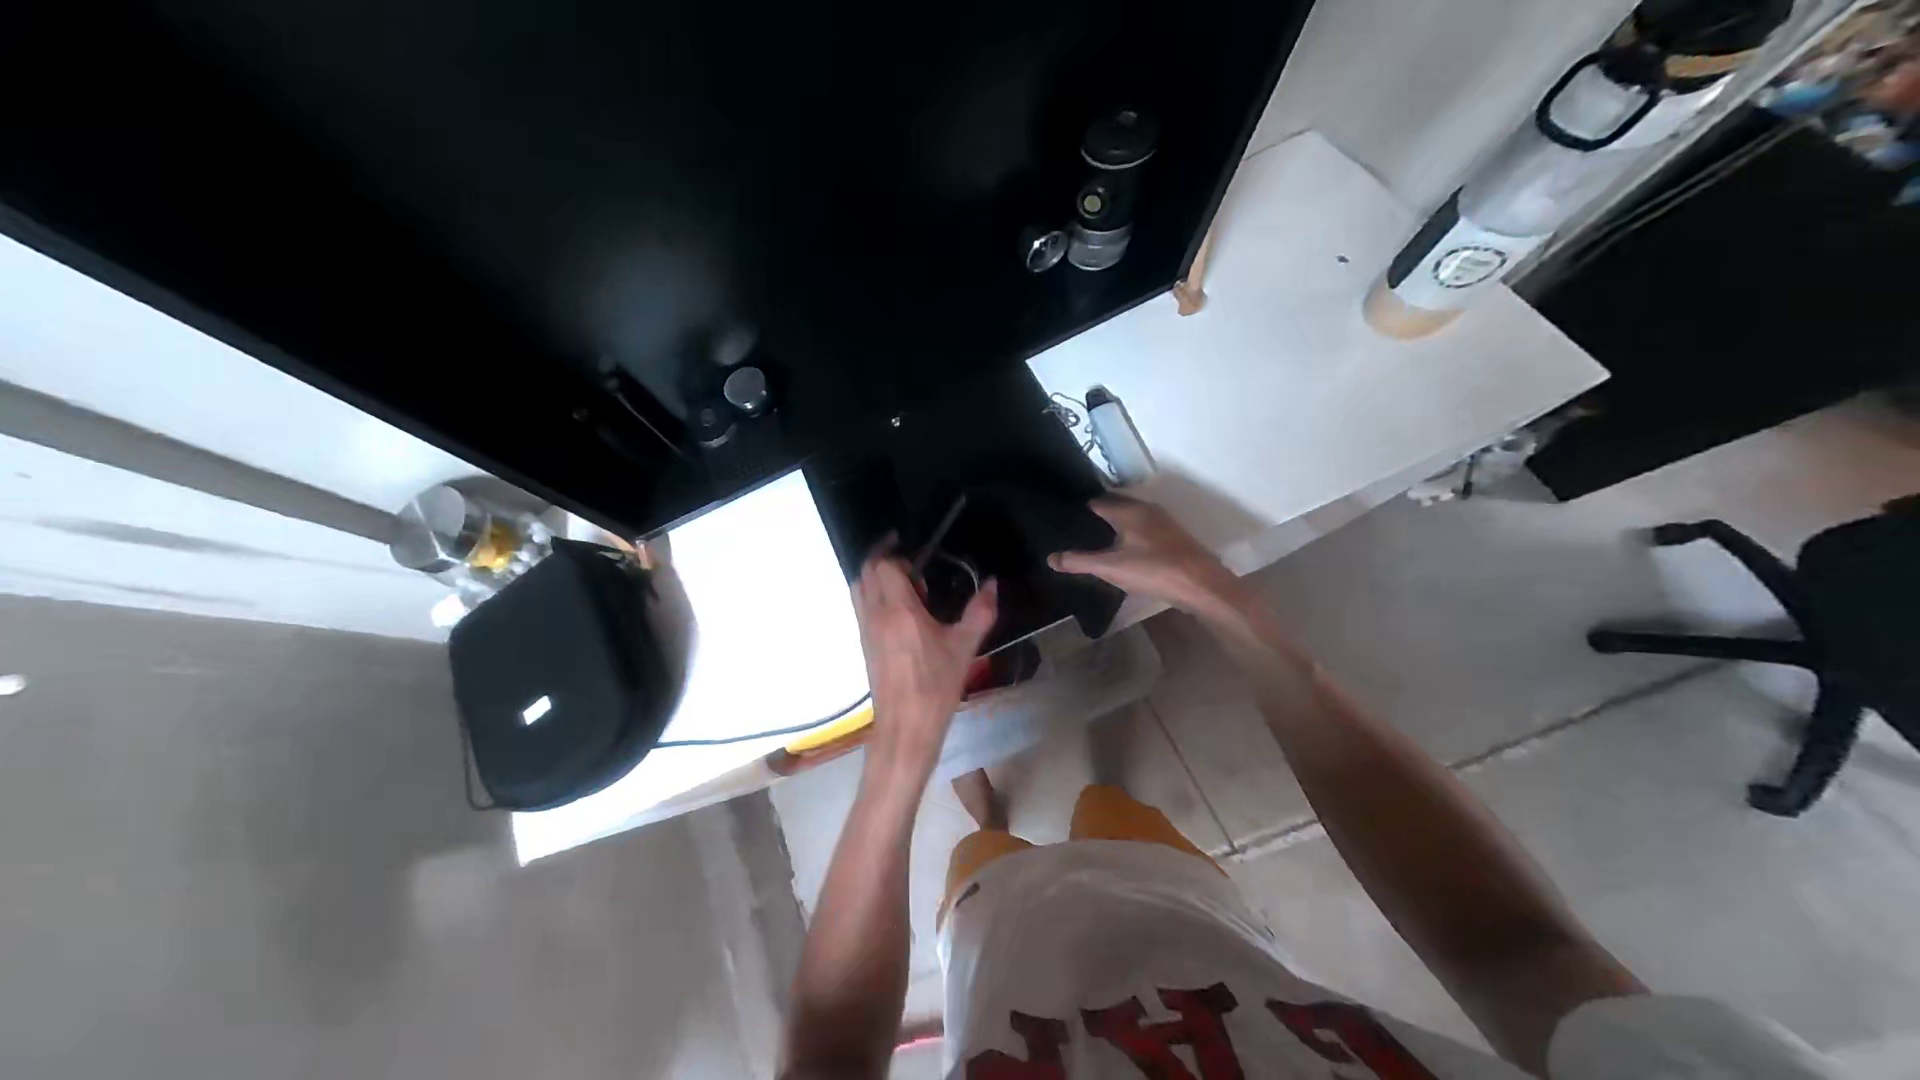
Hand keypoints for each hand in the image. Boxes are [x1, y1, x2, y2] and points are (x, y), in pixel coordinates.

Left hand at [852, 546, 997, 771]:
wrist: (906, 727)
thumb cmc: (936, 686)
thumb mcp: (965, 648)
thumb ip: (980, 611)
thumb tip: (993, 584)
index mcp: (898, 610)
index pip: (884, 565)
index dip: (897, 555)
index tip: (918, 559)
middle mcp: (875, 615)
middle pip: (866, 572)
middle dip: (884, 560)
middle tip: (912, 567)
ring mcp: (865, 631)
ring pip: (858, 589)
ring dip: (876, 579)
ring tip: (905, 588)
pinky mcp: (864, 646)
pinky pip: (861, 608)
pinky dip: (874, 598)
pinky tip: (901, 614)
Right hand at [1048, 496, 1245, 617]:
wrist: (1201, 586)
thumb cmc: (1153, 571)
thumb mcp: (1110, 568)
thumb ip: (1079, 562)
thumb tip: (1051, 558)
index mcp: (1129, 510)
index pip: (1096, 502)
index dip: (1078, 512)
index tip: (1062, 522)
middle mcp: (1146, 509)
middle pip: (1113, 509)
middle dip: (1095, 520)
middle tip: (1074, 535)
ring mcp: (1163, 523)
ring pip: (1130, 521)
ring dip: (1114, 530)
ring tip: (1093, 545)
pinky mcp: (1173, 538)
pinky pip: (1142, 532)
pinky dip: (1129, 538)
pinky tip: (1122, 555)